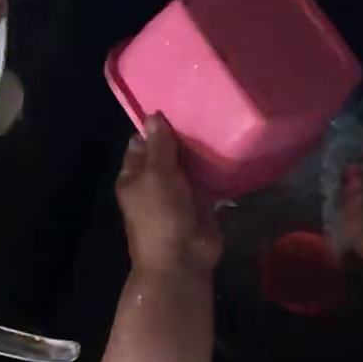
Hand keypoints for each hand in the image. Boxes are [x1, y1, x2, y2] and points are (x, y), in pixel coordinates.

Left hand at [117, 114, 222, 273]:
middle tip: (204, 106)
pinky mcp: (200, 201)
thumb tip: (154, 116)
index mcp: (134, 176)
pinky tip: (228, 148)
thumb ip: (159, 147)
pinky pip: (206, 178)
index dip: (155, 125)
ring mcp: (178, 191)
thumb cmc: (160, 215)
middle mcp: (154, 181)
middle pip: (167, 151)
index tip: (176, 102)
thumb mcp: (156, 176)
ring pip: (188, 163)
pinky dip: (214, 167)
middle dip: (181, 135)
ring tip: (219, 120)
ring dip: (200, 150)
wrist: (182, 260)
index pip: (142, 142)